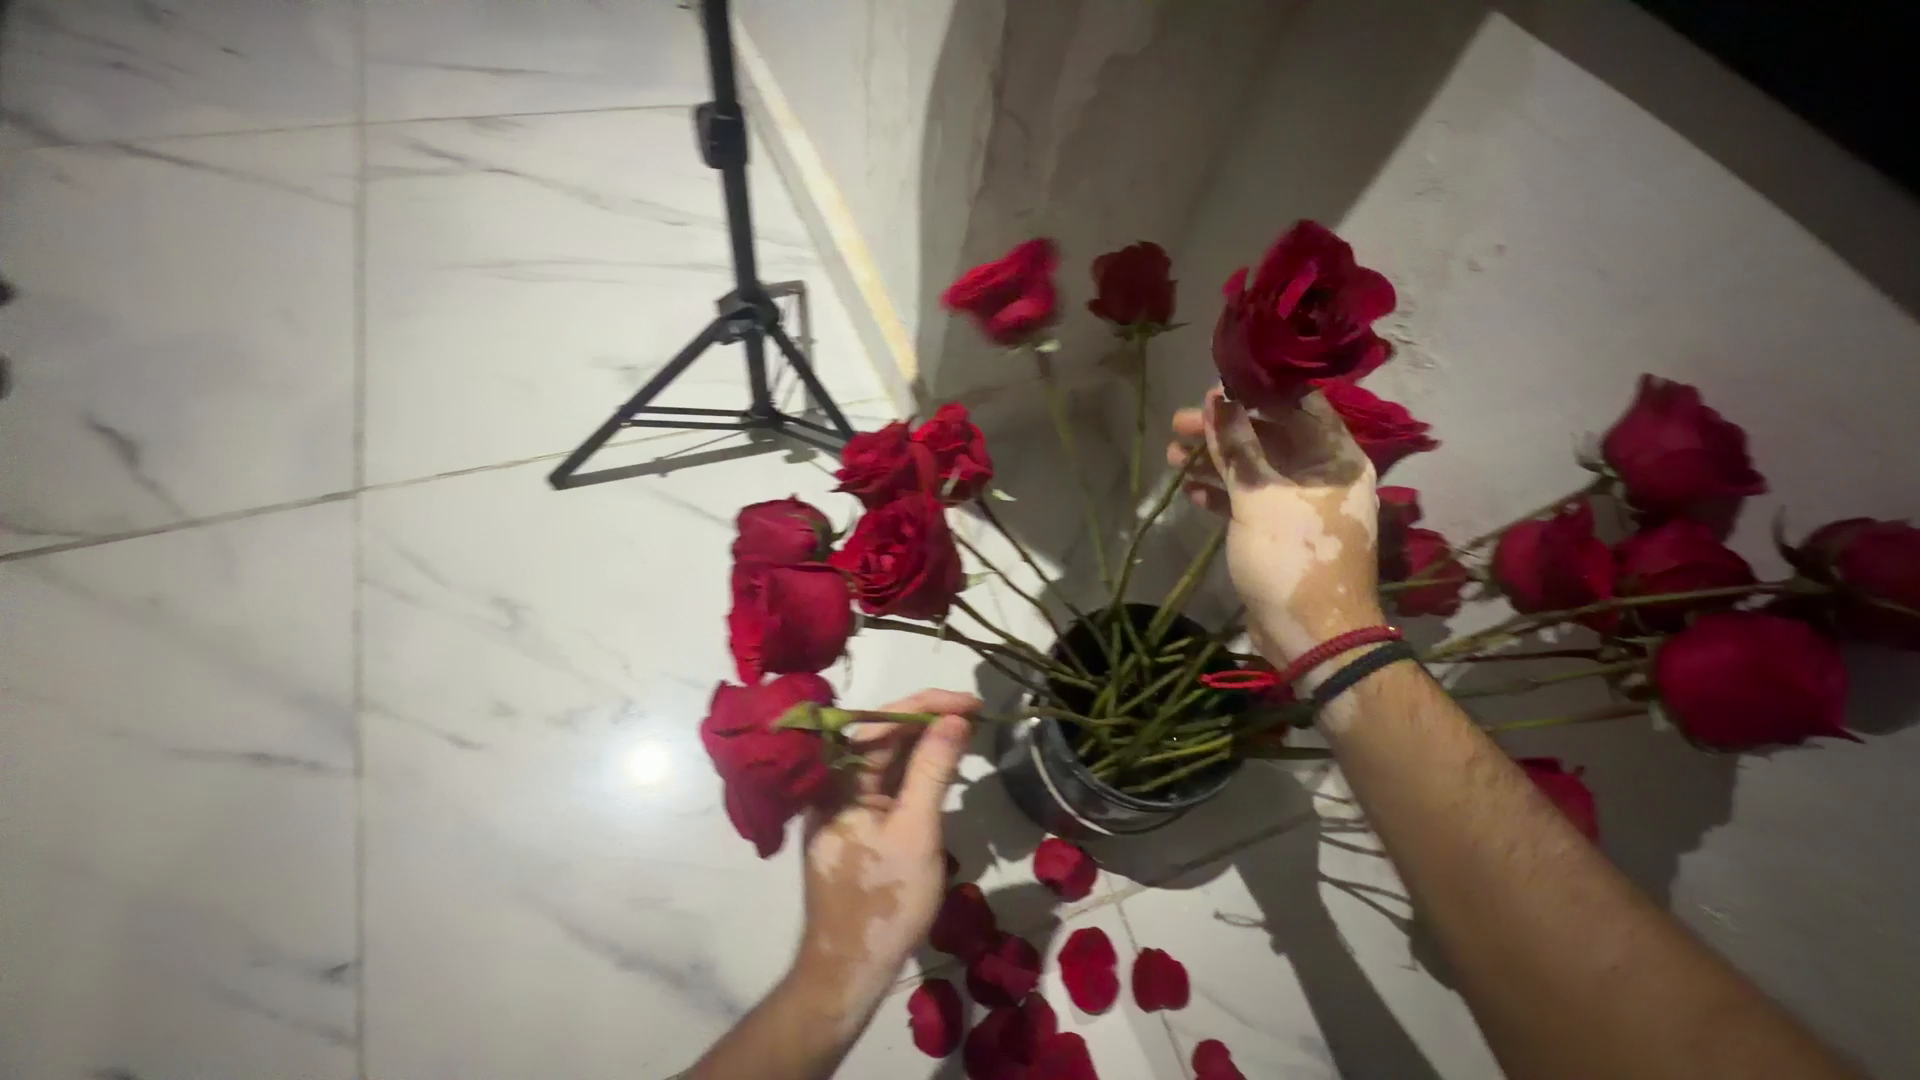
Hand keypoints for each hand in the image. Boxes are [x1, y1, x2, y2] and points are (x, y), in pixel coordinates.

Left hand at [791, 689, 979, 1025]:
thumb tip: (954, 718)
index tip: (972, 701)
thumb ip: (932, 770)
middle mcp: (832, 784)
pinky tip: (942, 763)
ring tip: (965, 729)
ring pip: (885, 758)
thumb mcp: (916, 831)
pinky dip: (915, 770)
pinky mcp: (856, 823)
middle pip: (881, 735)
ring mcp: (842, 804)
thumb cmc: (883, 901)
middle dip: (927, 719)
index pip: (881, 722)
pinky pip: (886, 782)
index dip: (927, 705)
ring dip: (924, 742)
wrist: (849, 970)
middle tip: (974, 713)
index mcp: (835, 780)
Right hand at [1169, 387, 1383, 669]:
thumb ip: (1237, 446)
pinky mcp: (1279, 534)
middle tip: (1179, 425)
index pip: (1298, 406)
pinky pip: (1249, 502)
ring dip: (1215, 462)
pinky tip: (1190, 492)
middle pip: (1269, 437)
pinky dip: (1221, 494)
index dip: (1254, 393)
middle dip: (1223, 430)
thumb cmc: (1294, 558)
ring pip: (1254, 470)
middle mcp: (1321, 476)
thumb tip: (1217, 397)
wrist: (1312, 635)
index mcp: (1335, 459)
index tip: (1212, 387)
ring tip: (1172, 456)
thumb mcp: (1261, 497)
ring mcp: (1300, 506)